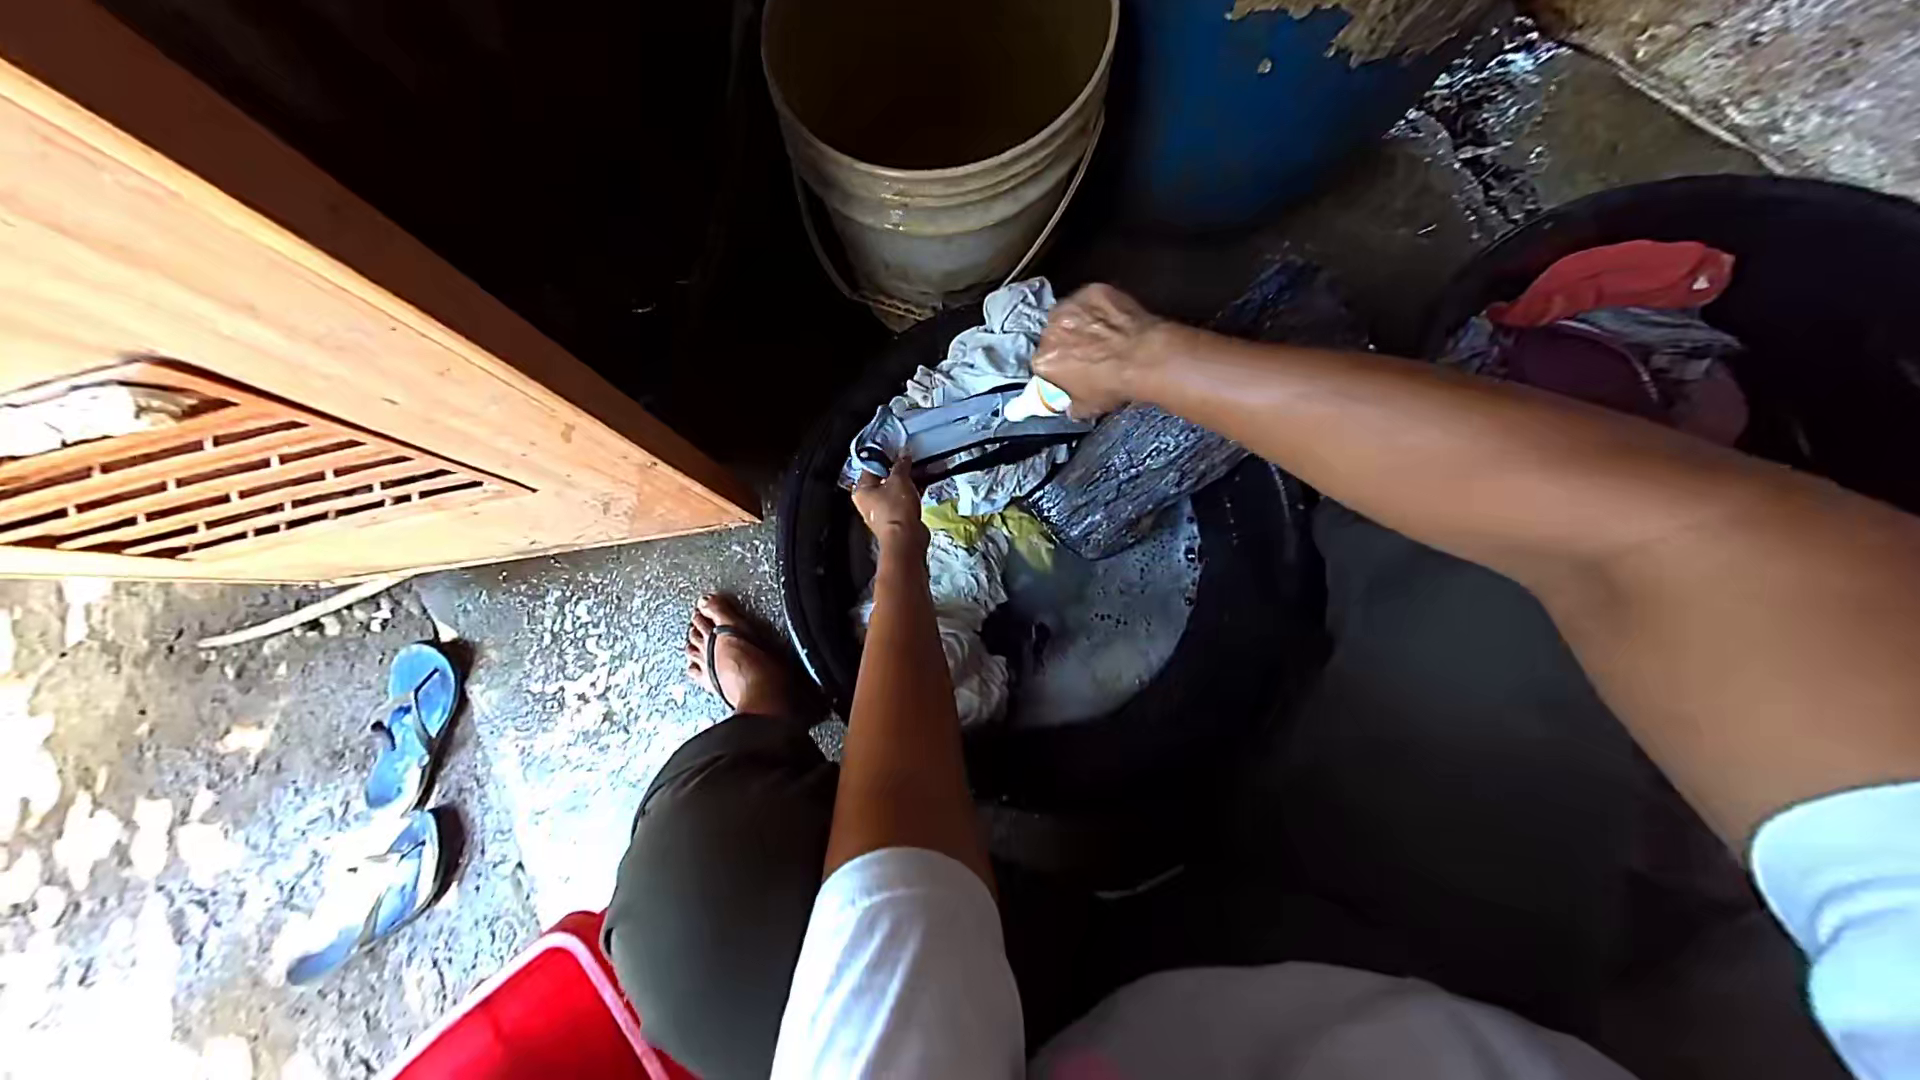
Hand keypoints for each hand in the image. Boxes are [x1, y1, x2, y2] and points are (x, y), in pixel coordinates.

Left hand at [853, 457, 928, 554]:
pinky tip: (923, 485)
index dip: (885, 457)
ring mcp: (882, 511)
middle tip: (910, 461)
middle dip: (899, 470)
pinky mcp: (896, 518)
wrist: (906, 539)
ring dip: (907, 481)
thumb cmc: (896, 508)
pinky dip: (912, 493)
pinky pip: (903, 501)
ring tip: (920, 471)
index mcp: (862, 490)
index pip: (870, 466)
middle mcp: (869, 501)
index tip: (897, 451)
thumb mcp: (899, 479)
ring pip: (895, 490)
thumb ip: (901, 465)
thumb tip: (904, 455)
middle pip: (883, 478)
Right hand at [1032, 283, 1164, 418]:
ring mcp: (1070, 307)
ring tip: (1100, 335)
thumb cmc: (1116, 382)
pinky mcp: (1091, 291)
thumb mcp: (1087, 407)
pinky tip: (1111, 320)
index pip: (1041, 364)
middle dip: (1065, 343)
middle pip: (1051, 336)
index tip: (1066, 370)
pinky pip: (1088, 300)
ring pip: (1068, 315)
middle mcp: (1050, 331)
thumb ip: (1071, 405)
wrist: (1145, 358)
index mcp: (1044, 361)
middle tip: (1086, 353)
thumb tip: (1072, 406)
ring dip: (1078, 323)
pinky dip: (1097, 307)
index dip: (1055, 367)